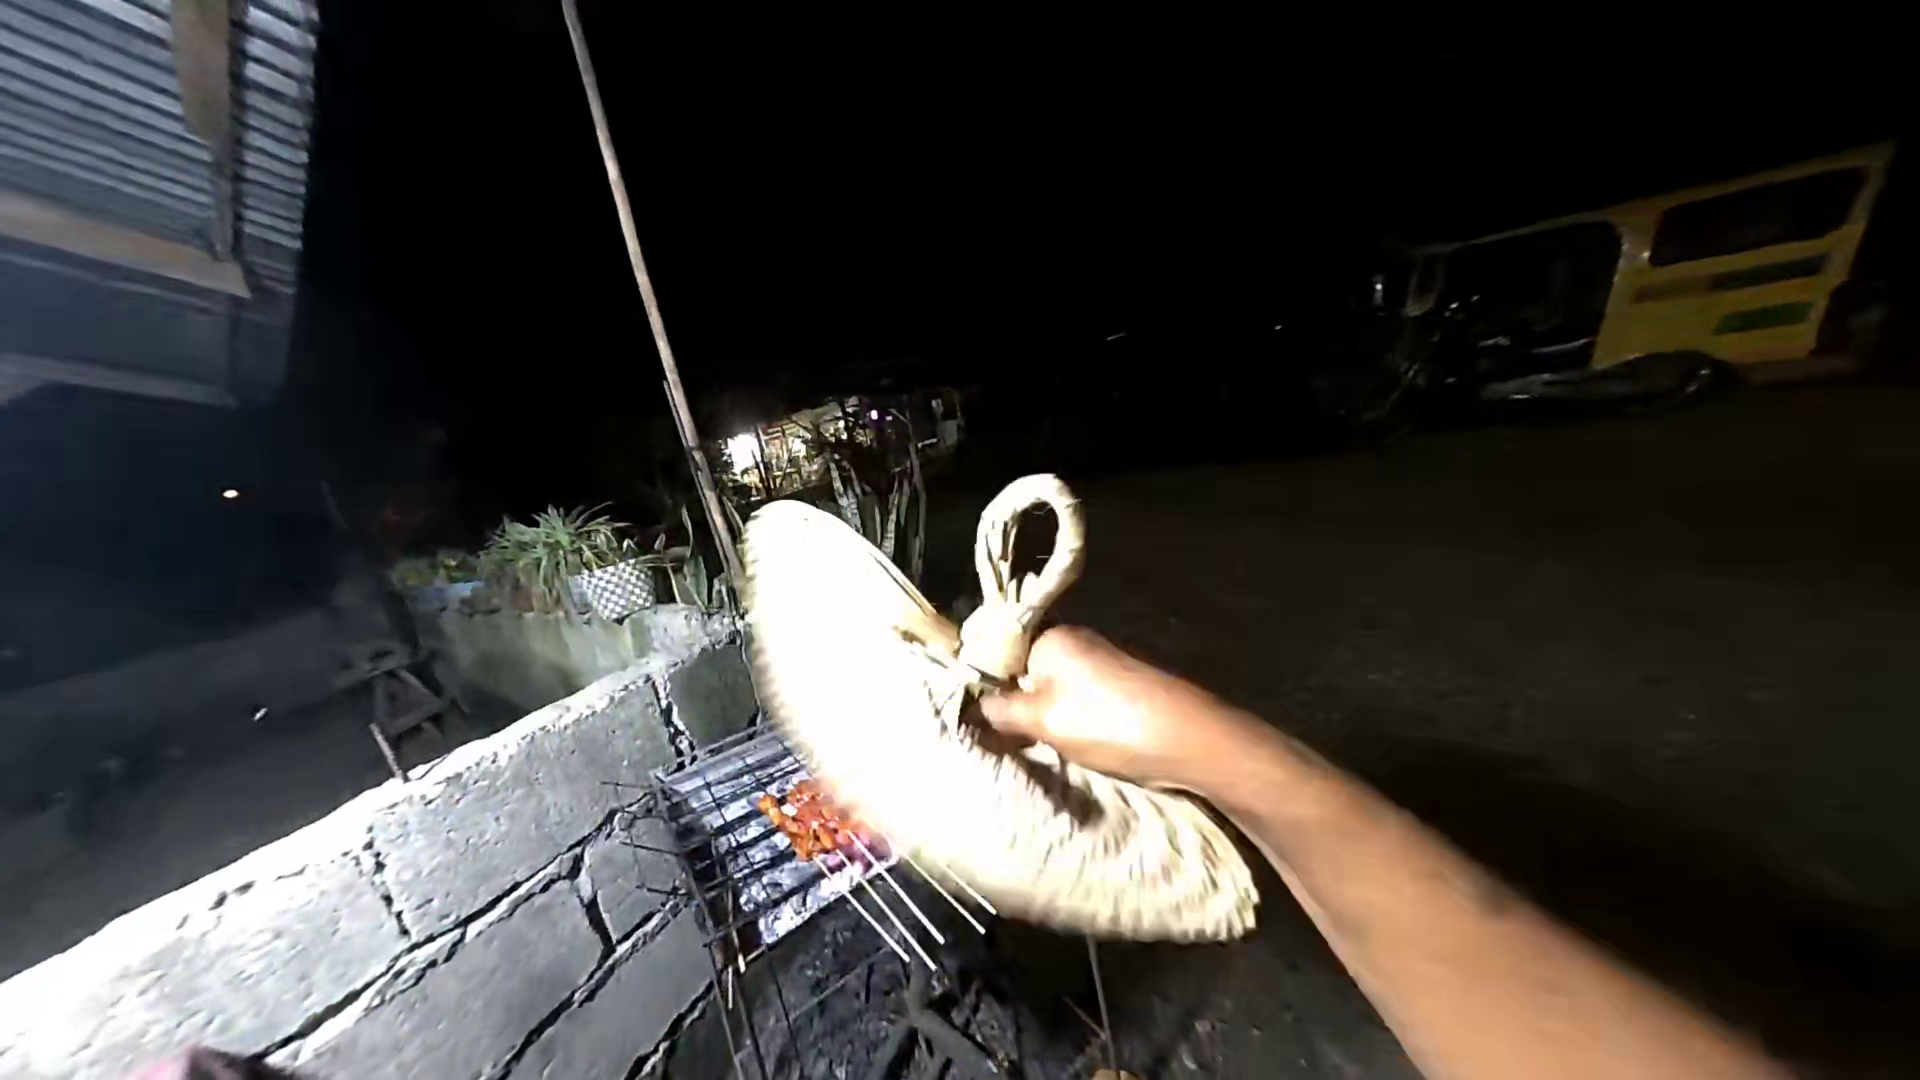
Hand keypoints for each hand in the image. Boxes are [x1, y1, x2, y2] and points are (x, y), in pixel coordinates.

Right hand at [979, 626, 1259, 789]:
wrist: (1191, 738)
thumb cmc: (1108, 723)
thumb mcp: (1045, 721)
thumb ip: (1004, 710)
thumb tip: (978, 703)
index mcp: (1053, 639)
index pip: (1004, 658)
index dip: (993, 690)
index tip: (985, 724)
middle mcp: (1077, 642)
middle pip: (1031, 675)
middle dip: (1023, 708)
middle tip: (1015, 743)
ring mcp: (1104, 662)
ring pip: (1058, 691)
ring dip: (1050, 719)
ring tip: (1048, 748)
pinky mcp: (1124, 685)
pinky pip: (1084, 700)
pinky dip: (1077, 722)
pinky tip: (1081, 746)